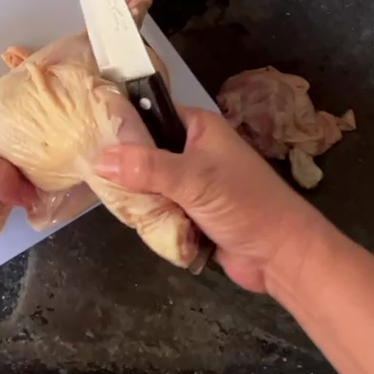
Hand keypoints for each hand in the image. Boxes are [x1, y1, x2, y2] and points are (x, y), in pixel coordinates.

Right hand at [93, 107, 331, 292]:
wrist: (283, 258)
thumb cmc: (246, 205)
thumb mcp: (194, 180)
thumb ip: (147, 167)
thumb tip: (99, 158)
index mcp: (196, 127)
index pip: (147, 114)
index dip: (120, 126)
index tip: (90, 139)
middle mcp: (191, 150)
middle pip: (141, 153)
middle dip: (127, 172)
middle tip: (105, 182)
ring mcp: (190, 183)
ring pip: (146, 184)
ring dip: (141, 200)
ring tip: (129, 209)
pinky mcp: (189, 211)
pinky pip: (156, 209)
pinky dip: (151, 219)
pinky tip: (146, 226)